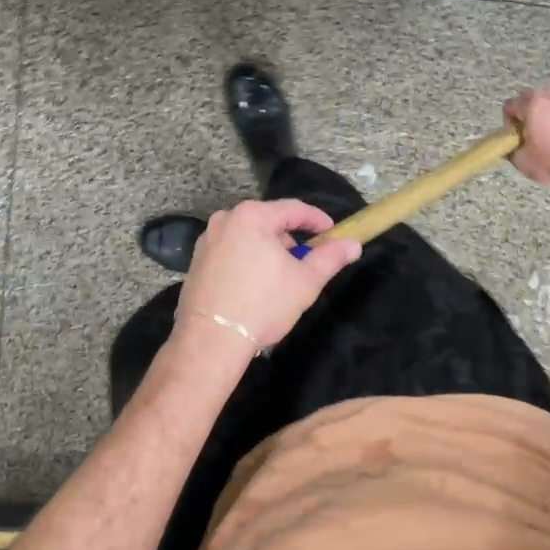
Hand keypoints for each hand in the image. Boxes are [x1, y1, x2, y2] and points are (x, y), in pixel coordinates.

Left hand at [178, 200, 362, 352]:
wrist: (211, 340)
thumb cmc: (263, 305)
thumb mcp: (305, 281)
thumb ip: (330, 258)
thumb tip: (353, 244)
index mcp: (252, 216)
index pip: (294, 208)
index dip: (317, 220)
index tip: (333, 233)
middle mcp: (226, 219)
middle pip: (269, 221)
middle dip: (290, 239)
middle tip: (306, 262)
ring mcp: (207, 239)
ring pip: (249, 236)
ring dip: (268, 250)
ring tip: (280, 278)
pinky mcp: (197, 260)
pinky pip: (231, 251)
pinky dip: (247, 260)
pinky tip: (255, 286)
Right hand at [503, 87, 549, 187]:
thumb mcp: (521, 162)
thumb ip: (511, 149)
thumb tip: (510, 145)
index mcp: (532, 107)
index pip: (510, 105)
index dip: (509, 121)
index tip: (514, 136)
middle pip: (531, 95)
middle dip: (527, 109)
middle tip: (530, 130)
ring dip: (547, 102)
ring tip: (549, 120)